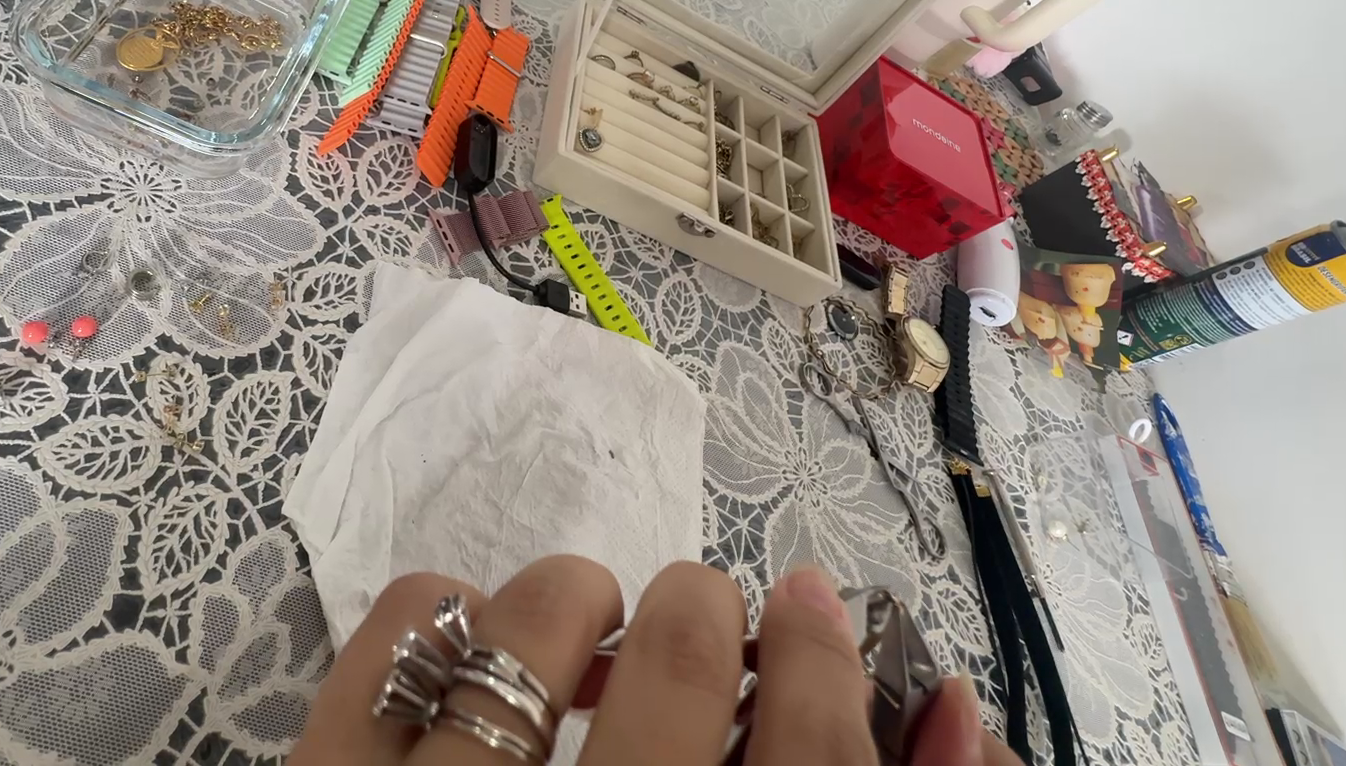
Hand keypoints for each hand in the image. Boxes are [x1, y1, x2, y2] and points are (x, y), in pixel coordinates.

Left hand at [291, 556, 1024, 764]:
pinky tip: (476, 654)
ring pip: (532, 621)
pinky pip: (398, 630)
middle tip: (703, 615)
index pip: (809, 758)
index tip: (813, 606)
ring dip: (579, 596)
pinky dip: (449, 604)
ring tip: (595, 631)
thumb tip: (947, 708)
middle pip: (678, 659)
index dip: (826, 661)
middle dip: (706, 610)